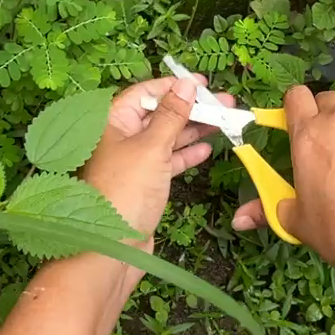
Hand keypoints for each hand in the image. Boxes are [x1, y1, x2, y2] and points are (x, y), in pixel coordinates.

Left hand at [80, 75, 230, 237]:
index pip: (146, 92)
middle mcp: (120, 137)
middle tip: (223, 102)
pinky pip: (167, 161)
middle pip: (159, 113)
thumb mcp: (152, 147)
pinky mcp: (143, 184)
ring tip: (223, 121)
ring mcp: (132, 162)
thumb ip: (172, 114)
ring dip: (194, 129)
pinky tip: (206, 149)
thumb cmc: (126, 192)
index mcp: (112, 121)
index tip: (203, 83)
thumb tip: (186, 84)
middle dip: (190, 107)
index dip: (174, 85)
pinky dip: (186, 154)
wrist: (111, 251)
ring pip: (166, 137)